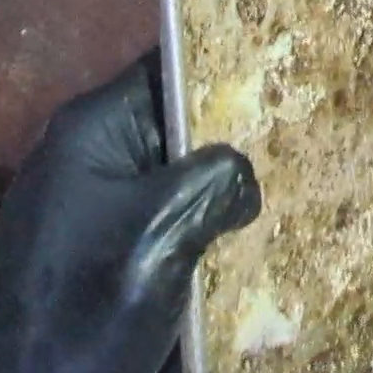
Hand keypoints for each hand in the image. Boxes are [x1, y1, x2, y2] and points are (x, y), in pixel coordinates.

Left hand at [0, 52, 259, 372]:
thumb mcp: (168, 228)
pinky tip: (232, 229)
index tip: (277, 73)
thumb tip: (242, 183)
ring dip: (213, 177)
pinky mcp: (91, 240)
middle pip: (171, 116)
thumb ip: (220, 177)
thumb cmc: (88, 306)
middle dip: (226, 127)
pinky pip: (155, 205)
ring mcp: (84, 198)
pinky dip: (193, 212)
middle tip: (289, 130)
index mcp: (91, 127)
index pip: (169, 67)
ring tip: (273, 176)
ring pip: (168, 165)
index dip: (223, 66)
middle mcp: (83, 150)